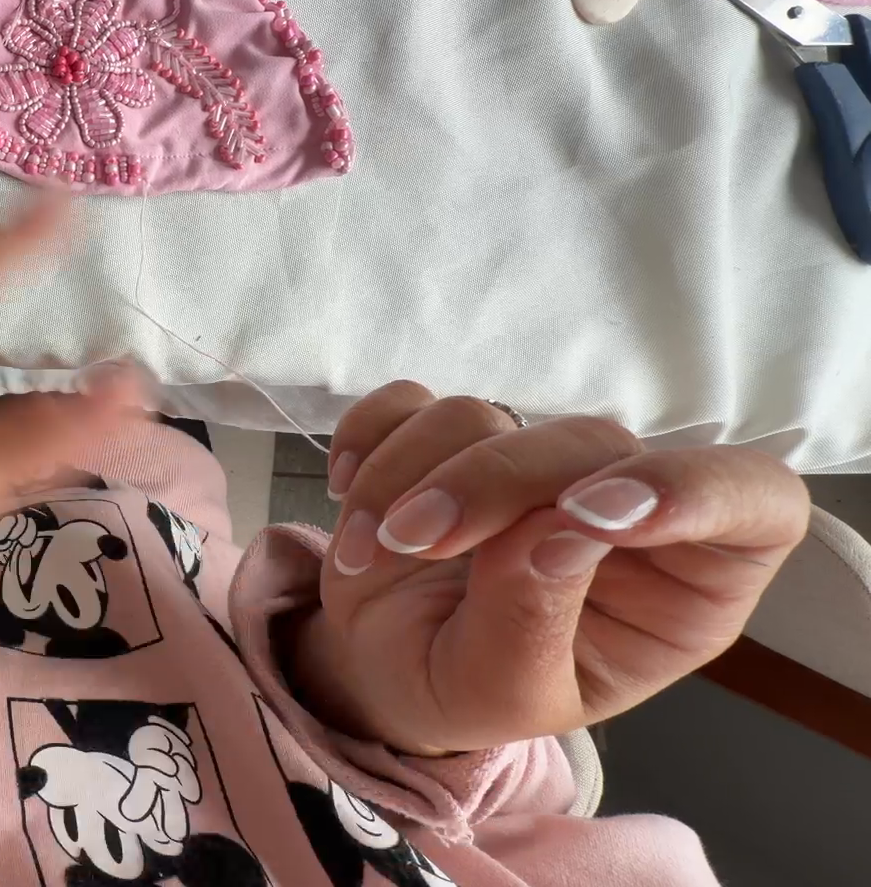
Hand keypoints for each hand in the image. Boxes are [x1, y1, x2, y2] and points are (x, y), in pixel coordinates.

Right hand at [290, 382, 809, 755]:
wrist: (373, 659)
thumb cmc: (456, 689)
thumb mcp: (503, 691)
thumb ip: (534, 619)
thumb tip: (553, 534)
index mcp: (674, 581)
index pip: (747, 498)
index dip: (687, 488)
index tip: (586, 516)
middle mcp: (606, 505)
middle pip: (583, 441)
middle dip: (485, 486)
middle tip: (413, 542)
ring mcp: (513, 463)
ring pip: (475, 414)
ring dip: (402, 476)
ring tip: (366, 548)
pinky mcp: (433, 441)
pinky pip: (403, 401)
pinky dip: (363, 438)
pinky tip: (346, 492)